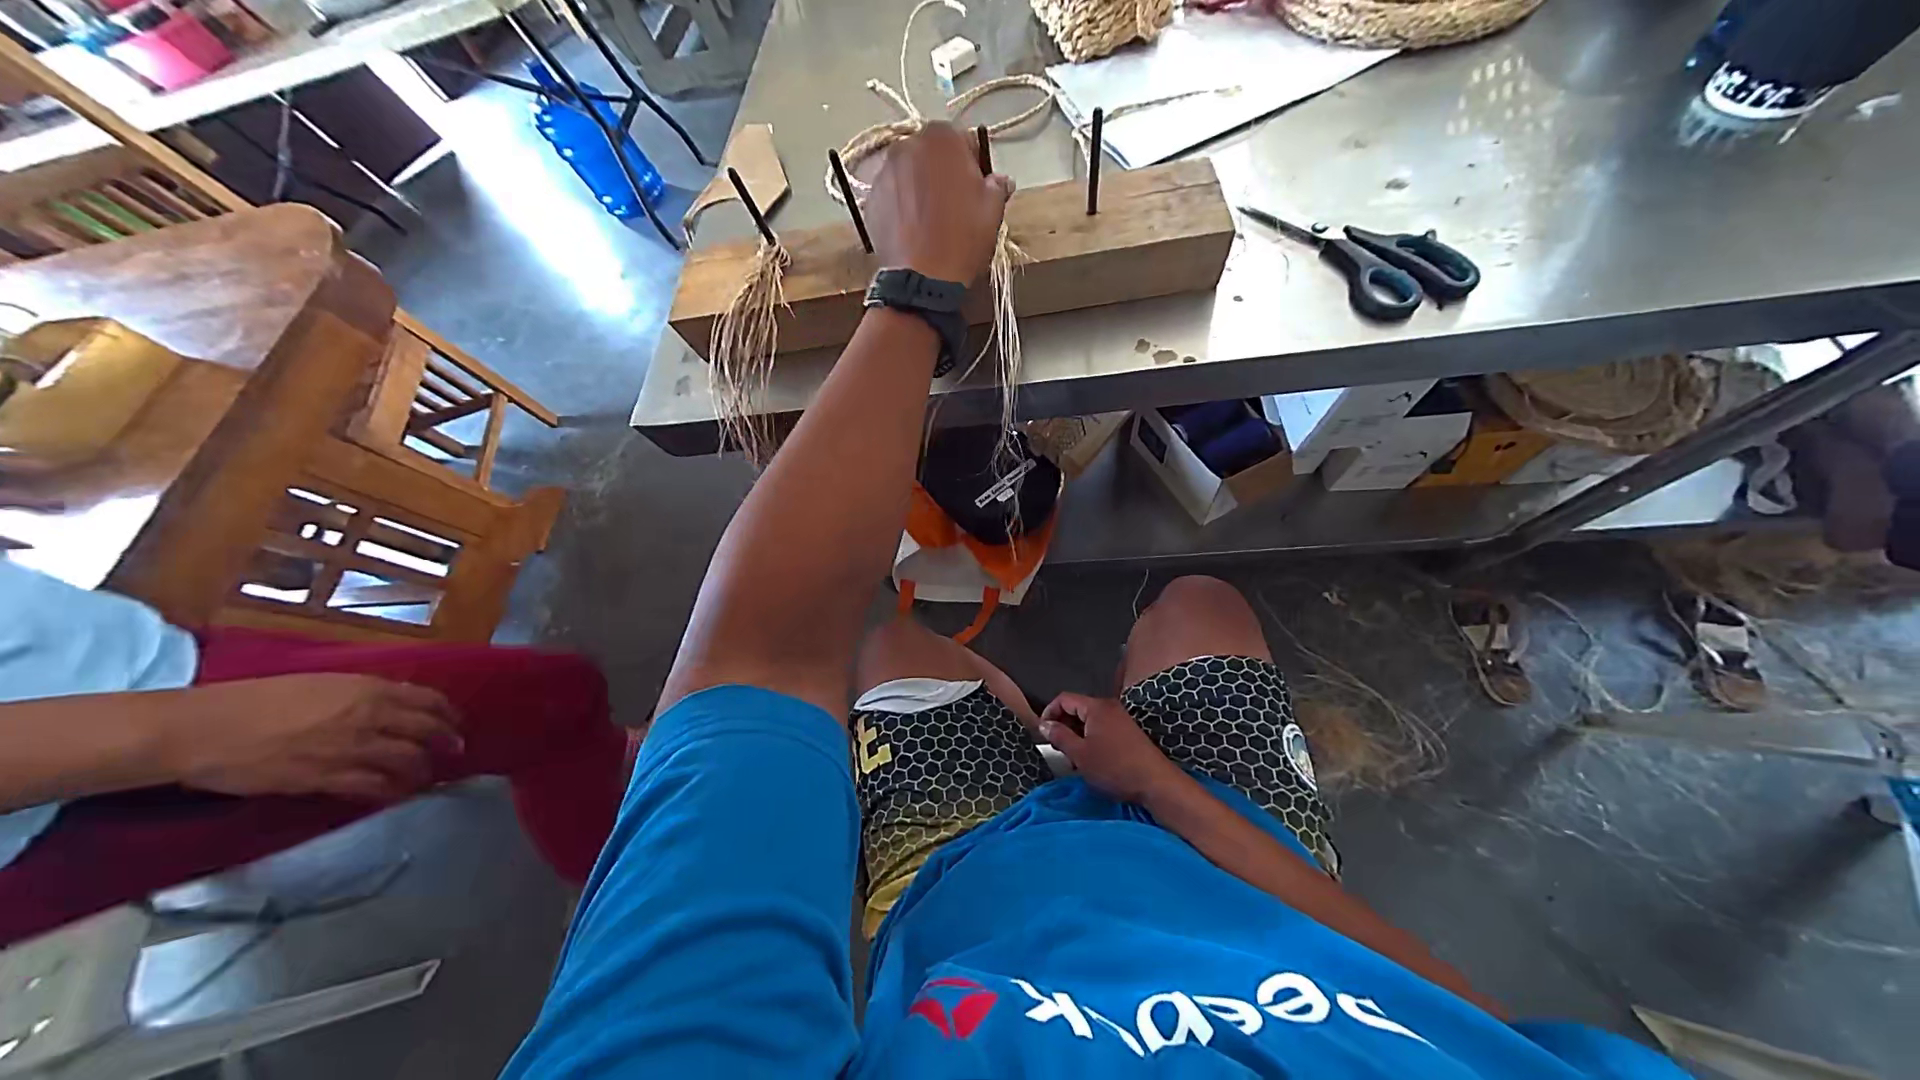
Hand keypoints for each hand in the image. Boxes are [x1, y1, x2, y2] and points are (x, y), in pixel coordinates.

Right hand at [169, 674, 463, 802]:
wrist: (202, 729)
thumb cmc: (257, 700)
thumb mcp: (324, 684)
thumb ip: (363, 694)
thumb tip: (391, 704)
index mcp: (370, 689)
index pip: (429, 700)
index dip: (448, 714)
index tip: (456, 723)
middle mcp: (370, 716)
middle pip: (428, 731)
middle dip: (447, 742)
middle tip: (455, 752)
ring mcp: (351, 749)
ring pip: (407, 761)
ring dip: (422, 770)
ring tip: (426, 776)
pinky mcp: (326, 778)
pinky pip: (373, 786)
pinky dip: (391, 791)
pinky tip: (396, 794)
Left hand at [865, 121, 1013, 284]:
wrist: (922, 279)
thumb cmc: (963, 239)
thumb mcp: (992, 211)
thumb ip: (996, 186)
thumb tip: (999, 180)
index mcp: (941, 138)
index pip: (962, 140)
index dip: (972, 163)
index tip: (976, 186)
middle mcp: (907, 146)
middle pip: (930, 154)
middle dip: (942, 172)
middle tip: (954, 204)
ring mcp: (883, 173)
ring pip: (908, 174)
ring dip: (919, 187)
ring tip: (931, 219)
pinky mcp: (870, 201)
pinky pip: (891, 196)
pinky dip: (901, 206)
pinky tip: (913, 229)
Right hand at [1038, 693, 1185, 803]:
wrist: (1155, 783)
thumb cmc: (1114, 767)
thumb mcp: (1080, 754)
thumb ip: (1059, 736)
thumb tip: (1044, 724)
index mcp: (1096, 707)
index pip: (1064, 699)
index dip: (1049, 713)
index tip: (1042, 733)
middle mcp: (1109, 707)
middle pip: (1077, 708)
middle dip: (1063, 726)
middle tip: (1057, 748)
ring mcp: (1120, 719)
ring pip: (1089, 721)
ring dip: (1076, 735)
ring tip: (1073, 758)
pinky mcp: (1127, 732)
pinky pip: (1101, 728)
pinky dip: (1090, 739)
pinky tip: (1089, 760)